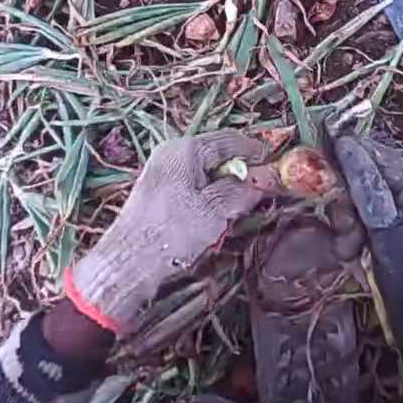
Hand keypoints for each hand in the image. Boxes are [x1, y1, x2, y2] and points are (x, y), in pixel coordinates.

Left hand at [66, 130, 267, 332]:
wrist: (129, 261)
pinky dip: (208, 201)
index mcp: (185, 149)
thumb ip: (241, 190)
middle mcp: (172, 154)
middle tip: (258, 193)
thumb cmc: (173, 230)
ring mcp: (163, 174)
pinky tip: (213, 221)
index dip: (253, 151)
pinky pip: (193, 189)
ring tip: (235, 212)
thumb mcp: (215, 209)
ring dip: (224, 191)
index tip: (273, 163)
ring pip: (205, 175)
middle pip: (216, 157)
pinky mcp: (158, 194)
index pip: (228, 140)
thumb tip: (261, 179)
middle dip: (238, 174)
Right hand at [333, 134, 402, 378]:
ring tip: (350, 251)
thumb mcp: (390, 234)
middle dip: (346, 202)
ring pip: (354, 208)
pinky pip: (357, 231)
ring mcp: (393, 224)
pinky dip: (350, 243)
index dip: (349, 150)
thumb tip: (347, 144)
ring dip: (345, 227)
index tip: (319, 149)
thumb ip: (367, 190)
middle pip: (361, 183)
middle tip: (344, 226)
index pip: (378, 156)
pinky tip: (351, 259)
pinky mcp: (383, 245)